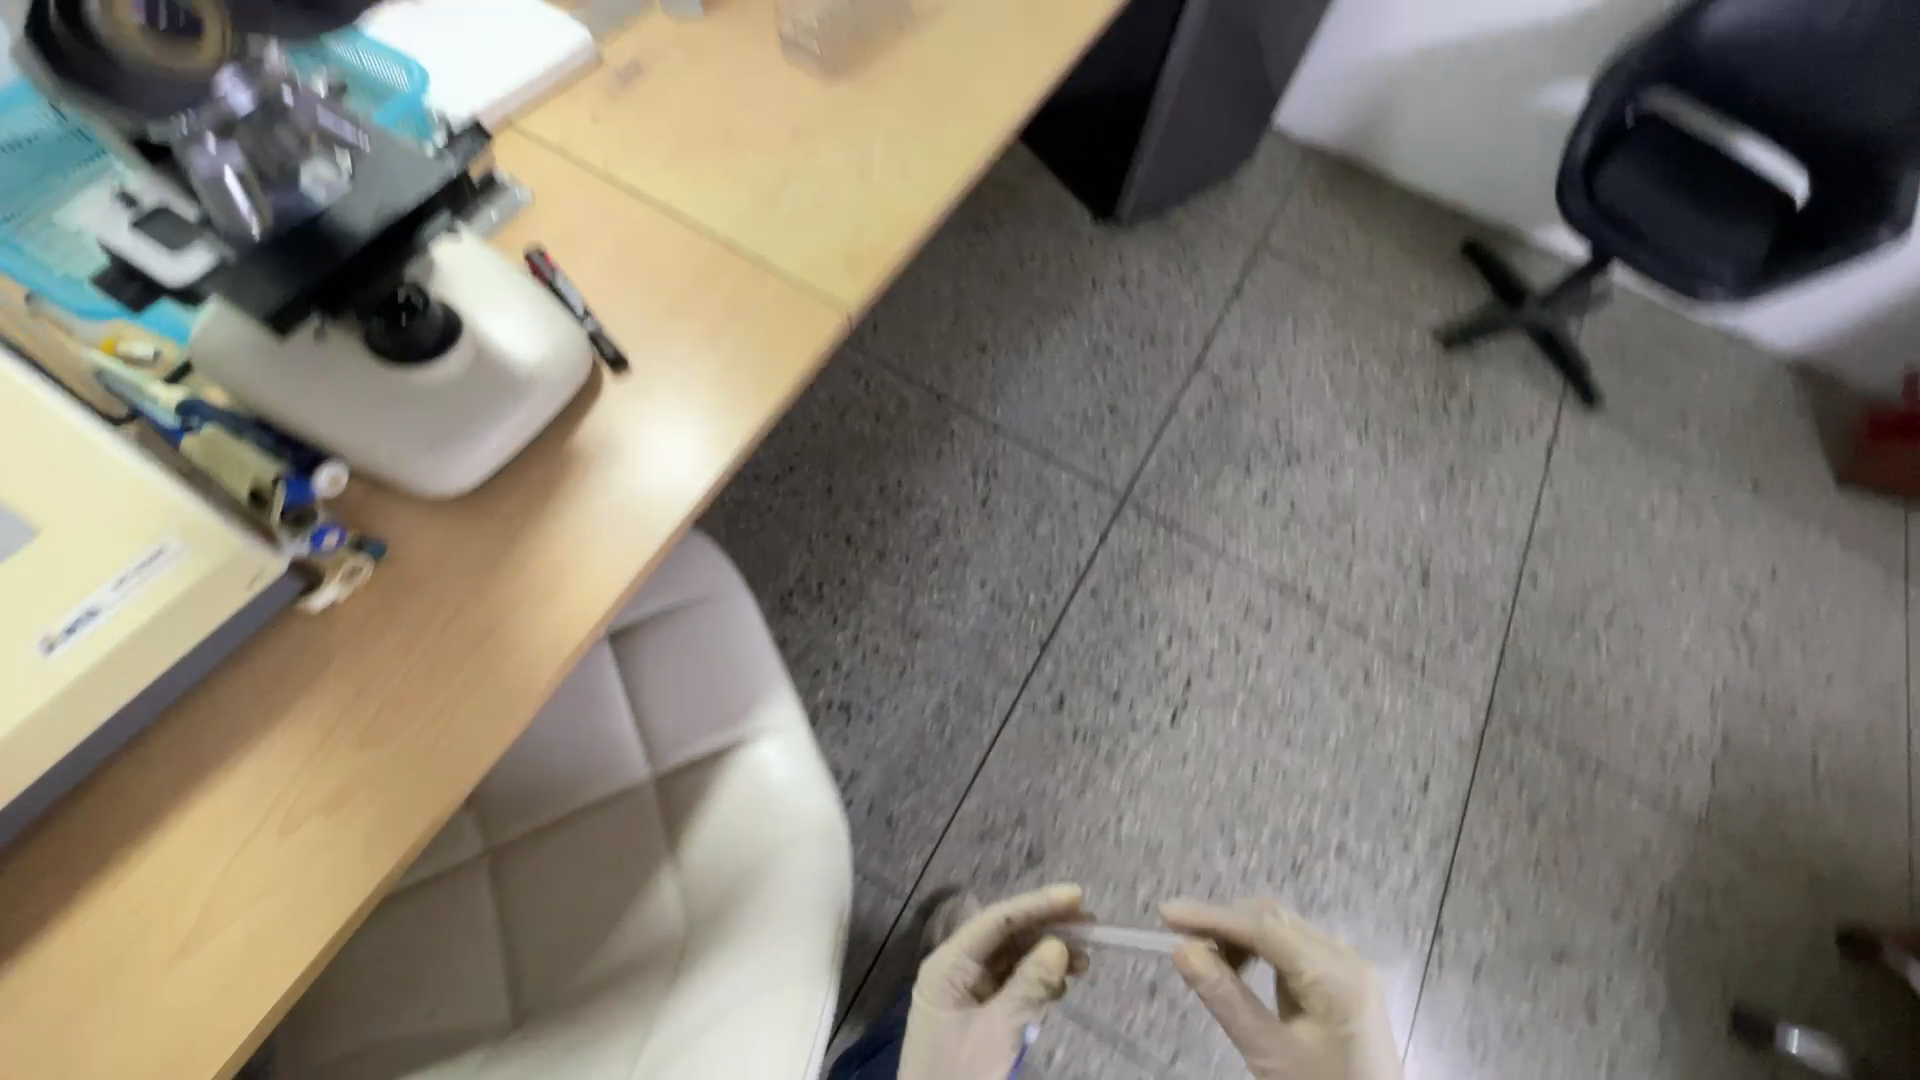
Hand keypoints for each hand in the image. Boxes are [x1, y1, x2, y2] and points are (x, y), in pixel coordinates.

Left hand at [899, 884, 1086, 1079]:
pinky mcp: (981, 1013)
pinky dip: (1039, 983)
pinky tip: (1062, 985)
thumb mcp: (996, 1032)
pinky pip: (1013, 985)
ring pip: (1014, 959)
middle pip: (1007, 936)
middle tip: (1091, 926)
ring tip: (1085, 962)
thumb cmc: (958, 1075)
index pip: (997, 920)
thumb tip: (1059, 946)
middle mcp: (957, 967)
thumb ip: (1028, 986)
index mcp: (949, 963)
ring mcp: (969, 990)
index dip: (1037, 904)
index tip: (1076, 896)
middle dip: (1048, 929)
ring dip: (1048, 958)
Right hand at [1162, 898, 1400, 1079]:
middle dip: (1225, 925)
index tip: (1166, 914)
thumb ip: (1225, 998)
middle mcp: (1346, 959)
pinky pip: (1292, 948)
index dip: (1211, 916)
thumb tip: (1181, 949)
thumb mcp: (1270, 1054)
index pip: (1263, 927)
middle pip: (1273, 919)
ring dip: (1240, 937)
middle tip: (1183, 943)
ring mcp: (1348, 969)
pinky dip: (1260, 952)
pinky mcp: (1344, 982)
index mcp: (1336, 976)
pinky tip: (1240, 971)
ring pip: (1281, 929)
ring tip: (1210, 964)